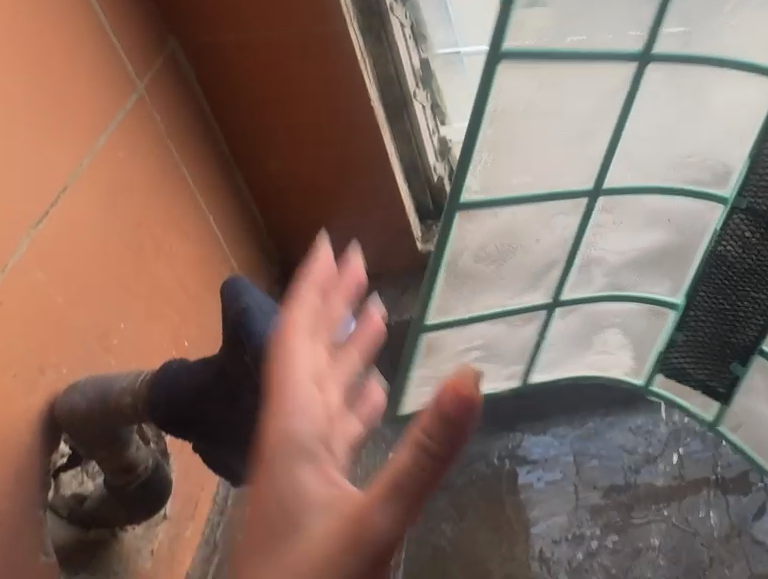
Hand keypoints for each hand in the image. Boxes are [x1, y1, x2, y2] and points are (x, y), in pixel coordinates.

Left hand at [230, 236, 482, 578]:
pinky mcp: (317, 497)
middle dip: (333, 305)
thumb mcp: (377, 522)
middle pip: (310, 356)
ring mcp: (303, 471)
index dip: (314, 291)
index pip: (299, 341)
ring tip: (373, 312)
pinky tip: (375, 393)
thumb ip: (427, 451)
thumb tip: (473, 375)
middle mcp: (295, 440)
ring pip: (324, 391)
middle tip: (358, 259)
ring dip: (347, 348)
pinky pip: (337, 430)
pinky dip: (356, 400)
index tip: (332, 244)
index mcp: (296, 433)